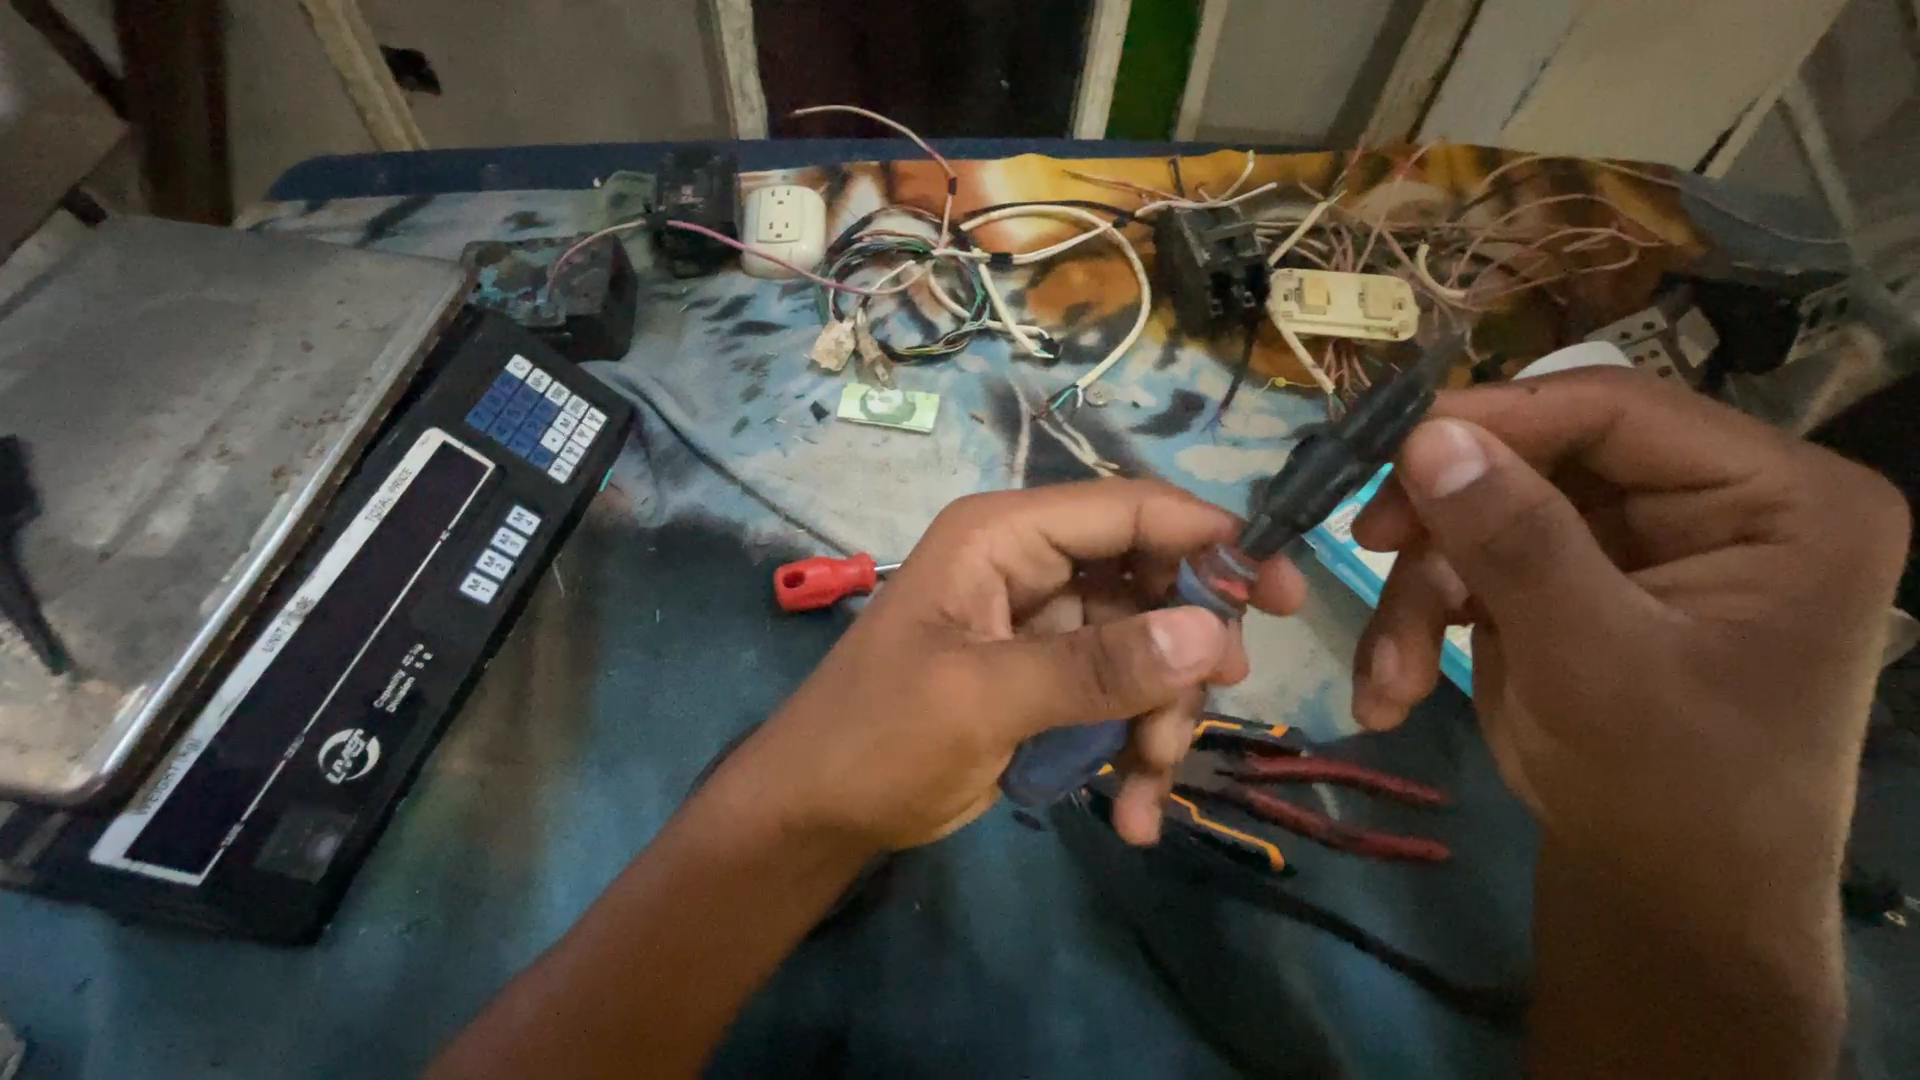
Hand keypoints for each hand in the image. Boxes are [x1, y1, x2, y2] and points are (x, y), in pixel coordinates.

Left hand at [719, 480, 1304, 851]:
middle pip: (1149, 583)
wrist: (820, 812)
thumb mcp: (982, 699)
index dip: (1208, 540)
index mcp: (1003, 537)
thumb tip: (1213, 633)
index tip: (1278, 595)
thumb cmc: (879, 736)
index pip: (1127, 510)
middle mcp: (1029, 567)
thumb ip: (1095, 666)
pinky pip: (1119, 699)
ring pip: (1145, 650)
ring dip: (1158, 721)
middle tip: (1200, 711)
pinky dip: (1133, 752)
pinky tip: (1130, 815)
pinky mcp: (1047, 683)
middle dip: (1183, 654)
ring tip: (1143, 785)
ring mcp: (1042, 628)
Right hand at [1349, 368, 1908, 880]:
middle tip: (1366, 547)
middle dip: (1441, 525)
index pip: (1616, 411)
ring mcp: (1619, 546)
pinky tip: (1392, 688)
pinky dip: (1417, 623)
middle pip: (1532, 463)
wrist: (1657, 887)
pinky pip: (1464, 568)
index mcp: (1773, 500)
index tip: (1390, 451)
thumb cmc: (1667, 784)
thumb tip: (1426, 435)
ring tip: (1387, 679)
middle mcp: (1699, 506)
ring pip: (1479, 519)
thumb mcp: (1590, 658)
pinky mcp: (1556, 583)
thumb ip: (1516, 541)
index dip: (1495, 418)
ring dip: (1416, 597)